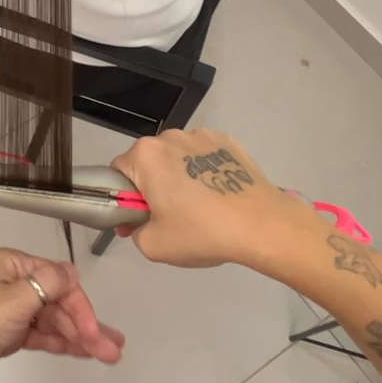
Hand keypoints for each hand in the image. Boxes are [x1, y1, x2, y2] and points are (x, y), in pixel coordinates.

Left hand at [0, 248, 123, 382]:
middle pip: (58, 300)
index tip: (96, 334)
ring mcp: (11, 308)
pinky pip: (42, 333)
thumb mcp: (16, 299)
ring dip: (78, 336)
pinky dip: (61, 342)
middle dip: (85, 324)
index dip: (81, 306)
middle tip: (113, 351)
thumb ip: (49, 284)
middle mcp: (14, 282)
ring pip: (53, 319)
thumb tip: (74, 271)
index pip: (59, 280)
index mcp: (13, 265)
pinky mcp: (8, 333)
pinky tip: (82, 352)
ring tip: (107, 356)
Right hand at [111, 129, 329, 270]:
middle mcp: (170, 137)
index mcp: (146, 155)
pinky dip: (206, 172)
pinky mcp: (228, 142)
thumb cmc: (202, 232)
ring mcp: (202, 136)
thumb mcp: (154, 246)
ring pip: (178, 158)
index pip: (118, 172)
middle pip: (149, 163)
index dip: (125, 198)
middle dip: (153, 186)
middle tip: (171, 217)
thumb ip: (134, 232)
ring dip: (180, 177)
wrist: (263, 226)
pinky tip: (220, 195)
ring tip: (202, 207)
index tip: (141, 218)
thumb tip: (138, 222)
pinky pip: (205, 156)